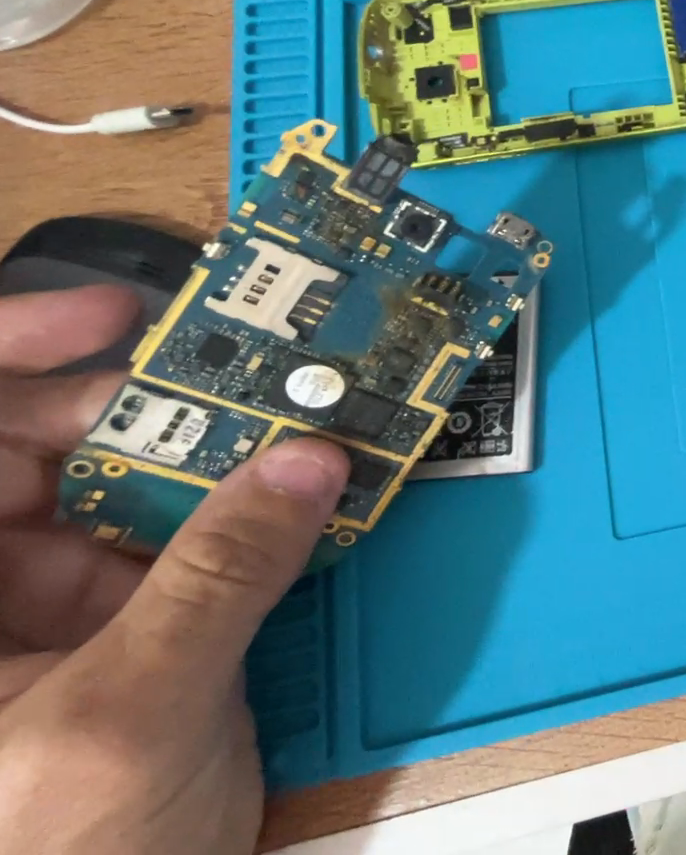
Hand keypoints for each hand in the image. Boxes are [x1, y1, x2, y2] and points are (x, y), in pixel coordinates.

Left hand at [0, 285, 348, 854]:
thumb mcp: (130, 714)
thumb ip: (221, 578)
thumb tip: (307, 465)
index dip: (15, 359)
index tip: (119, 321)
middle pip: (50, 453)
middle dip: (158, 412)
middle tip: (261, 389)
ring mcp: (53, 608)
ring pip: (140, 492)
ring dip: (230, 463)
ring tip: (305, 435)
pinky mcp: (135, 623)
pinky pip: (200, 539)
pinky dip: (259, 514)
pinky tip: (307, 500)